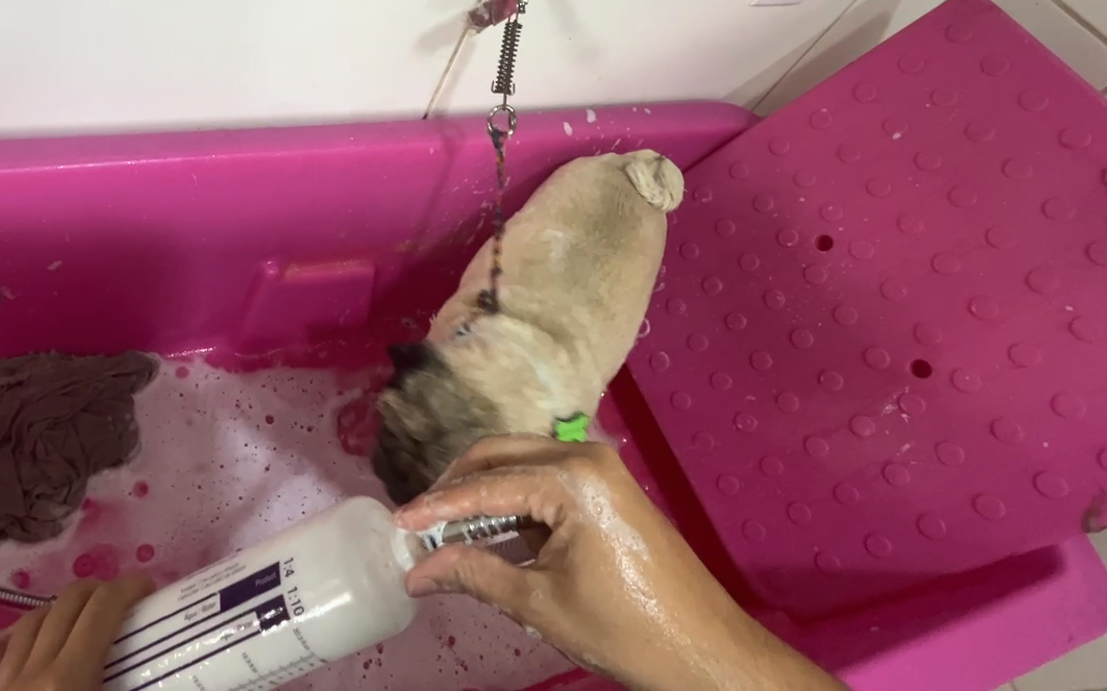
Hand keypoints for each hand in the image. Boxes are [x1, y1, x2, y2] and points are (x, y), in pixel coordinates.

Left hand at [0, 575, 154, 690]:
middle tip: (122, 606)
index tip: (150, 591)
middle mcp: (32, 673)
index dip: (131, 587)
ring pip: (28, 624)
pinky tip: (12, 642)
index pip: (104, 607)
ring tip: (80, 620)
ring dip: (58, 613)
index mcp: (69, 679)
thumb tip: (168, 680)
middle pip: (68, 603)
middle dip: (99, 592)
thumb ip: (133, 687)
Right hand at [396, 437, 845, 690]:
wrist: (709, 652)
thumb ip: (474, 574)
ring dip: (480, 492)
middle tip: (419, 522)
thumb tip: (417, 570)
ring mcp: (597, 464)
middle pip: (498, 455)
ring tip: (444, 526)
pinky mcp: (604, 482)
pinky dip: (510, 500)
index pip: (485, 485)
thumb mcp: (541, 604)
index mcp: (570, 478)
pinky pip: (542, 478)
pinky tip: (487, 528)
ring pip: (518, 463)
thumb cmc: (626, 631)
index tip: (396, 523)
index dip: (436, 506)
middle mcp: (582, 454)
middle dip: (455, 487)